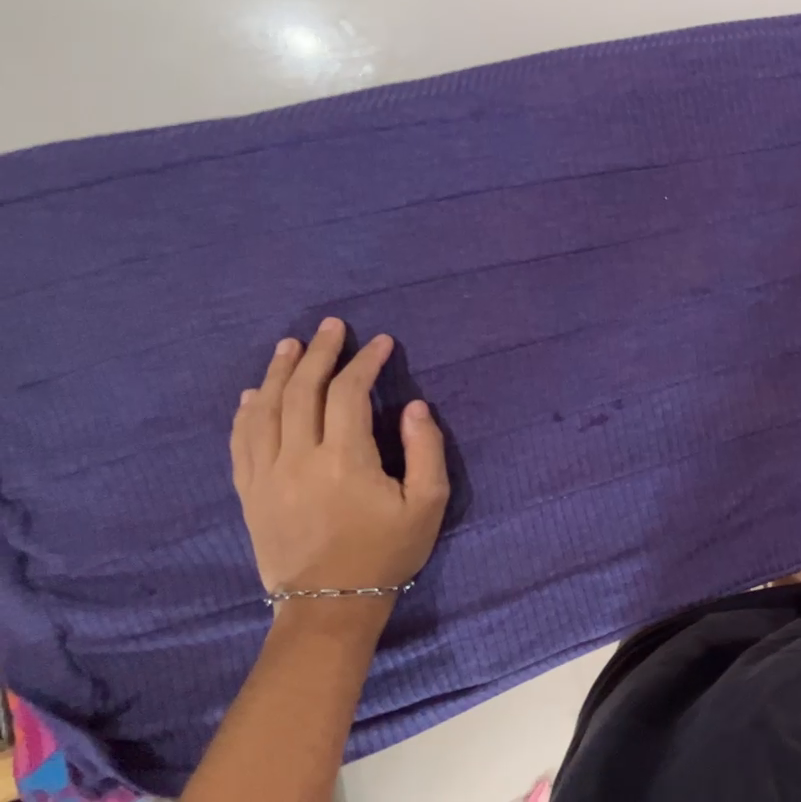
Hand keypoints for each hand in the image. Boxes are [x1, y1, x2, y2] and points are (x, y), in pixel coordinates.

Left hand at [229, 318, 448, 598]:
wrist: (330, 603)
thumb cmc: (389, 550)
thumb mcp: (428, 502)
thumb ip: (425, 449)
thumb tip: (413, 406)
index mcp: (345, 460)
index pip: (349, 394)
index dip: (365, 362)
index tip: (382, 342)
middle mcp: (298, 460)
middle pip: (302, 393)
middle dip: (319, 354)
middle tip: (333, 327)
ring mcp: (267, 477)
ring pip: (265, 411)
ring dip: (279, 373)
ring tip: (292, 346)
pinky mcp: (250, 494)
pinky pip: (242, 443)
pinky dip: (247, 412)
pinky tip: (255, 393)